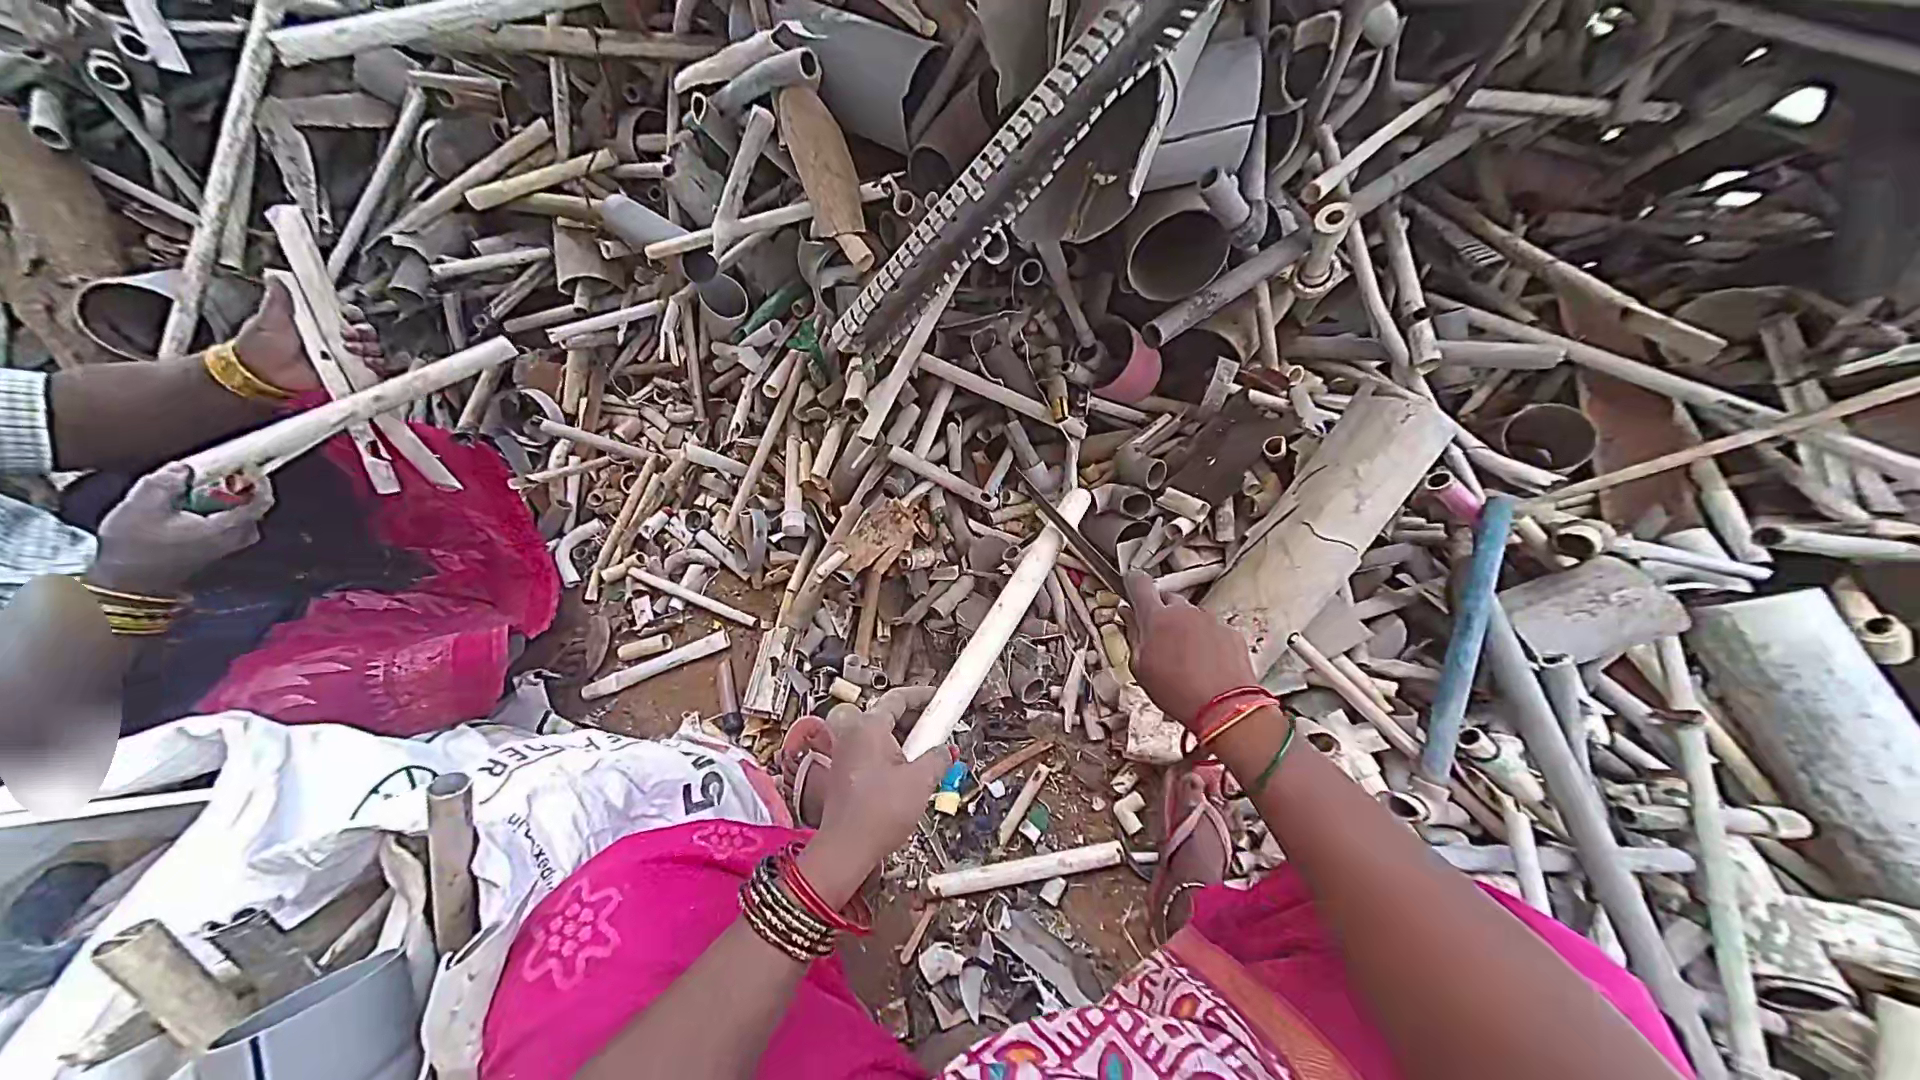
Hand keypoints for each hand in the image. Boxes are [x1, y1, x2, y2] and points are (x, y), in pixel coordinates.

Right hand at [87, 463, 273, 594]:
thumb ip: (165, 483)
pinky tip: (189, 505)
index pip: (262, 500)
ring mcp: (233, 544)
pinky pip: (229, 521)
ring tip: (195, 488)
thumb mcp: (141, 507)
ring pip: (239, 512)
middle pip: (252, 503)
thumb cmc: (136, 545)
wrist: (130, 582)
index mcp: (230, 527)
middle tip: (212, 474)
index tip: (245, 465)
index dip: (258, 480)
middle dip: (236, 486)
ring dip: (222, 497)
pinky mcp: (221, 547)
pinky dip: (216, 509)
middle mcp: (241, 536)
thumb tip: (186, 467)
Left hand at [231, 279, 385, 394]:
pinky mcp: (350, 374)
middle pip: (367, 331)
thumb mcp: (269, 318)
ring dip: (371, 348)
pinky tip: (369, 363)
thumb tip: (278, 278)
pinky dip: (379, 366)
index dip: (354, 314)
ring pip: (374, 349)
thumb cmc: (262, 346)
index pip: (349, 314)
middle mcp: (336, 338)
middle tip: (349, 336)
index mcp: (321, 321)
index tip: (349, 316)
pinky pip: (375, 370)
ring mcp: (345, 357)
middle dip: (365, 332)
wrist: (262, 374)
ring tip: (354, 350)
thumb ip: (278, 299)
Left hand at [798, 687, 949, 906]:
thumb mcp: (921, 781)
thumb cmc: (878, 813)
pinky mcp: (847, 773)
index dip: (924, 696)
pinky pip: (875, 755)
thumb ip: (938, 758)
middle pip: (891, 716)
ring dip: (909, 744)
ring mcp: (847, 754)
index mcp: (869, 727)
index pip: (899, 698)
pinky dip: (896, 758)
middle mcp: (853, 735)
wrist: (846, 850)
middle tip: (942, 733)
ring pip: (884, 737)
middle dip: (920, 724)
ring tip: (931, 759)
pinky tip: (913, 776)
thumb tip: (946, 750)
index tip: (942, 698)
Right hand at [1125, 569, 1257, 726]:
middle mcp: (1183, 612)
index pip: (1139, 584)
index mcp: (1156, 617)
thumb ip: (1132, 636)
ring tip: (1182, 658)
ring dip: (1184, 628)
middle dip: (1160, 613)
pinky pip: (1212, 629)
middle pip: (1167, 599)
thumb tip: (1128, 619)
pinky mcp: (1230, 632)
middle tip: (1156, 637)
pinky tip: (1203, 663)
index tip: (1132, 588)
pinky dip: (1206, 641)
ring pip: (1190, 616)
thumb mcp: (1140, 668)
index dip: (1133, 584)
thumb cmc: (1179, 692)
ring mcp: (1209, 620)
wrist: (1225, 708)